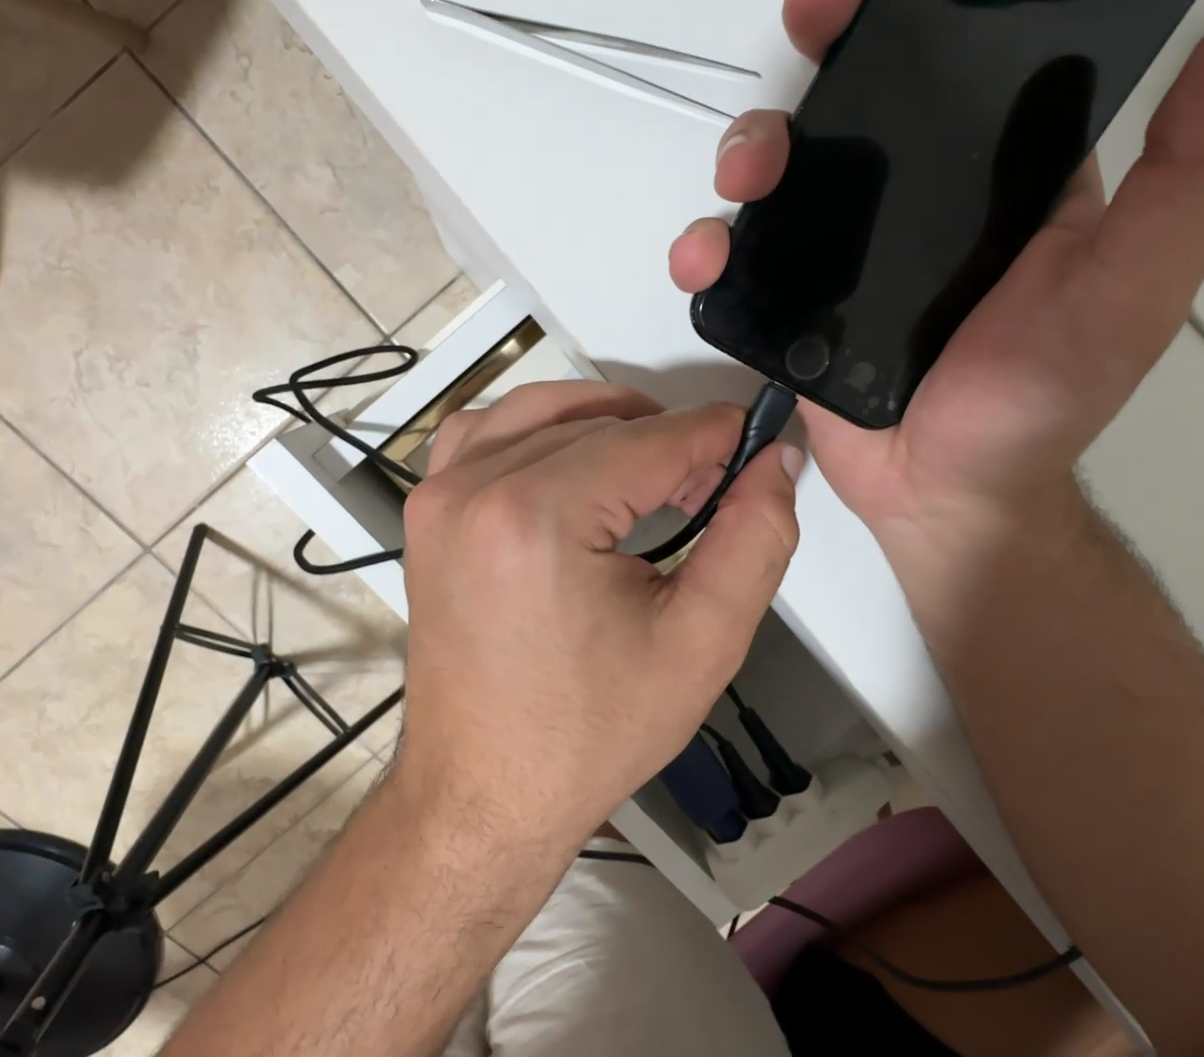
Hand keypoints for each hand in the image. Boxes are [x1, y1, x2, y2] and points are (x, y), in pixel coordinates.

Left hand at [395, 382, 801, 839]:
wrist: (486, 792)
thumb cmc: (580, 738)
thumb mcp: (700, 643)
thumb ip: (755, 539)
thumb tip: (773, 467)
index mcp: (536, 519)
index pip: (653, 438)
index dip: (719, 436)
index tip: (756, 446)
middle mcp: (474, 493)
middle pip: (603, 424)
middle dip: (672, 443)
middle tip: (716, 485)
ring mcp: (441, 500)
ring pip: (543, 412)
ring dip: (609, 426)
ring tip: (657, 471)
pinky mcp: (430, 516)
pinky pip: (484, 435)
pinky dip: (539, 431)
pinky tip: (574, 464)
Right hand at [670, 0, 1203, 537]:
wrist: (944, 495)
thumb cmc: (1042, 398)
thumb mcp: (1139, 277)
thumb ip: (1197, 161)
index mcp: (998, 174)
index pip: (962, 63)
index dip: (924, 7)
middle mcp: (914, 201)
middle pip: (857, 101)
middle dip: (825, 51)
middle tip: (809, 23)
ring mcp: (843, 255)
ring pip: (786, 172)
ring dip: (752, 150)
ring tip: (748, 176)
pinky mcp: (791, 306)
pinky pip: (741, 262)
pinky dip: (711, 249)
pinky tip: (706, 256)